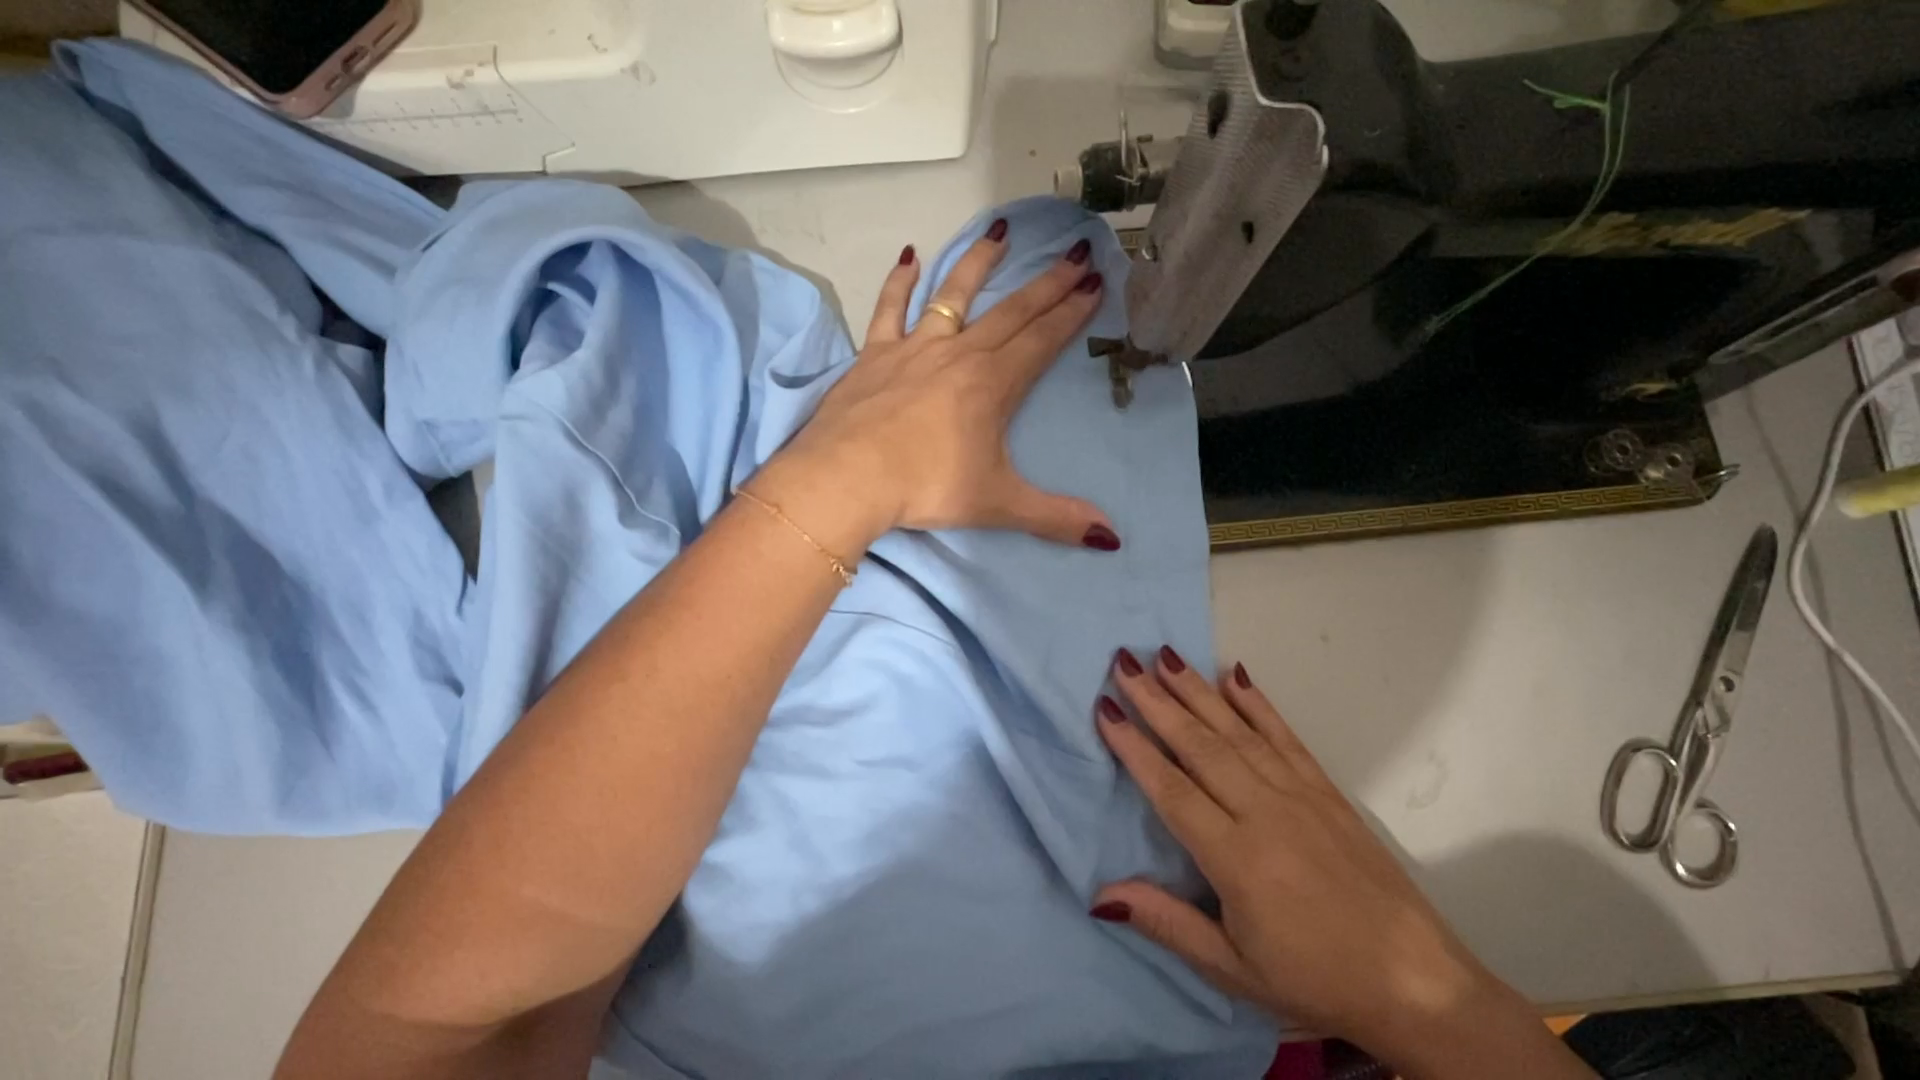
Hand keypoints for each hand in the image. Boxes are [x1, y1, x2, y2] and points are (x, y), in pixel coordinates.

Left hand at [748, 222, 1115, 555]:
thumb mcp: (998, 505)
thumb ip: (1055, 518)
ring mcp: (914, 348)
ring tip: (1001, 233)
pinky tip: (910, 256)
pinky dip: (899, 282)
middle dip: (1047, 284)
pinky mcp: (875, 354)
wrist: (847, 477)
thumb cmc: (926, 488)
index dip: (1072, 314)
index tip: (1096, 284)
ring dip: (979, 264)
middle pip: (1011, 312)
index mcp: (994, 385)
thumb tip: (1112, 539)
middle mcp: (960, 355)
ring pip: (954, 296)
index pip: (1042, 341)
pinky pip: (890, 308)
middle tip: (1075, 253)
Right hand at [1094, 648, 1595, 1079]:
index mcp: (1236, 858)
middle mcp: (1266, 813)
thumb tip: (1100, 895)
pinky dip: (1258, 705)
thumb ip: (1167, 924)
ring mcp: (1301, 796)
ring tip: (1165, 656)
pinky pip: (1286, 738)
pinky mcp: (1328, 793)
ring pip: (1238, 732)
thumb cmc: (1315, 980)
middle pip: (1201, 746)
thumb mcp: (1233, 971)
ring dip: (1198, 690)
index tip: (1105, 707)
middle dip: (1158, 701)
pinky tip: (1236, 676)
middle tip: (1123, 662)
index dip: (1134, 747)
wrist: (1416, 982)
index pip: (1172, 789)